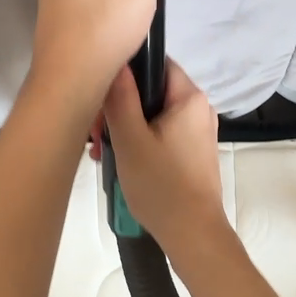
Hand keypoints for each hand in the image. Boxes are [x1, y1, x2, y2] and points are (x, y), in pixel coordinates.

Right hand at [102, 60, 225, 249]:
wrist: (192, 233)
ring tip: (101, 150)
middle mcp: (199, 109)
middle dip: (120, 108)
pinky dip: (139, 142)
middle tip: (96, 132)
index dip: (127, 73)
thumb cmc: (160, 184)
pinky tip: (118, 161)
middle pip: (152, 93)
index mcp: (190, 97)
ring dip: (125, 128)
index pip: (156, 63)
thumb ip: (121, 97)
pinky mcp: (193, 153)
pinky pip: (161, 135)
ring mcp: (198, 133)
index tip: (103, 95)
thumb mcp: (130, 138)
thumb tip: (116, 63)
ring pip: (153, 116)